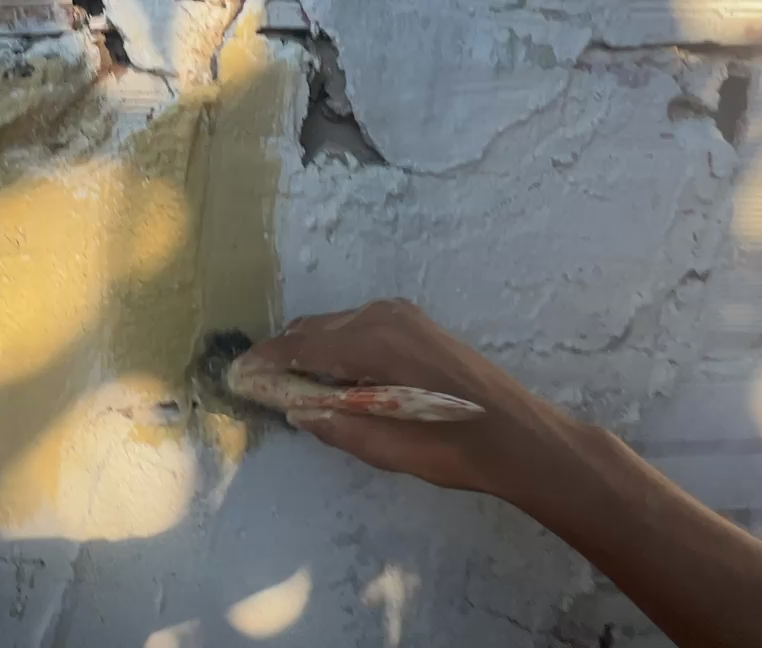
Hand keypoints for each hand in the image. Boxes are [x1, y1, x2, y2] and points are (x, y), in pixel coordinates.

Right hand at [245, 299, 583, 501]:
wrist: (522, 436)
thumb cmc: (453, 448)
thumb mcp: (386, 448)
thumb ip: (333, 424)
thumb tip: (294, 409)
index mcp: (372, 341)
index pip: (301, 345)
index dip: (266, 360)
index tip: (239, 371)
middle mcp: (380, 314)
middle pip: (314, 329)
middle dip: (285, 354)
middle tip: (265, 382)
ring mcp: (398, 313)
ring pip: (335, 325)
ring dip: (312, 349)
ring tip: (300, 383)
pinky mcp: (412, 320)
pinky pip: (357, 325)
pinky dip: (337, 344)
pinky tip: (339, 373)